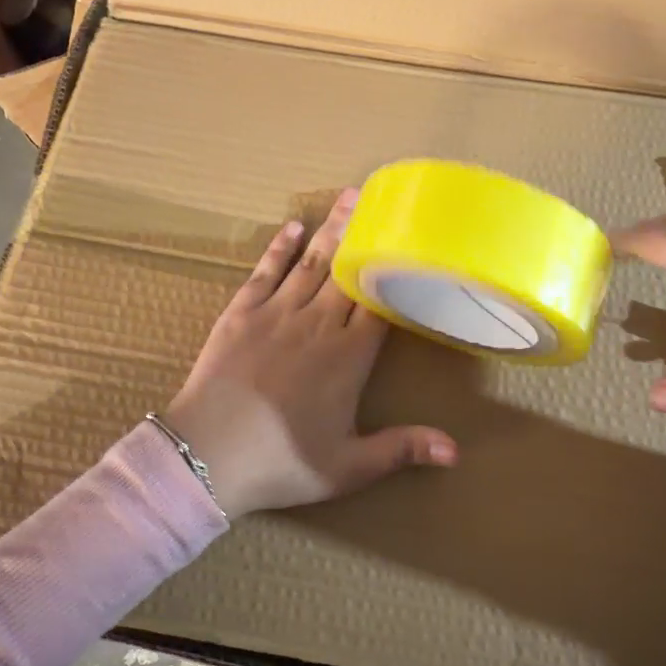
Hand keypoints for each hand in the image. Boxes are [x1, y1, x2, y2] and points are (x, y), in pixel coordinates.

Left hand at [164, 188, 457, 516]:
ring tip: (349, 198)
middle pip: (348, 271)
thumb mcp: (348, 467)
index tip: (412, 243)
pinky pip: (265, 271)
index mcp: (349, 357)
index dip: (396, 272)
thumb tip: (457, 450)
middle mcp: (318, 324)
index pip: (380, 303)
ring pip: (312, 263)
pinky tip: (292, 227)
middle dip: (367, 234)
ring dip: (331, 229)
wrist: (207, 456)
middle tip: (382, 198)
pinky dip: (279, 248)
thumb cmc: (282, 463)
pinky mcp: (241, 313)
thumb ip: (402, 449)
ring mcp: (277, 314)